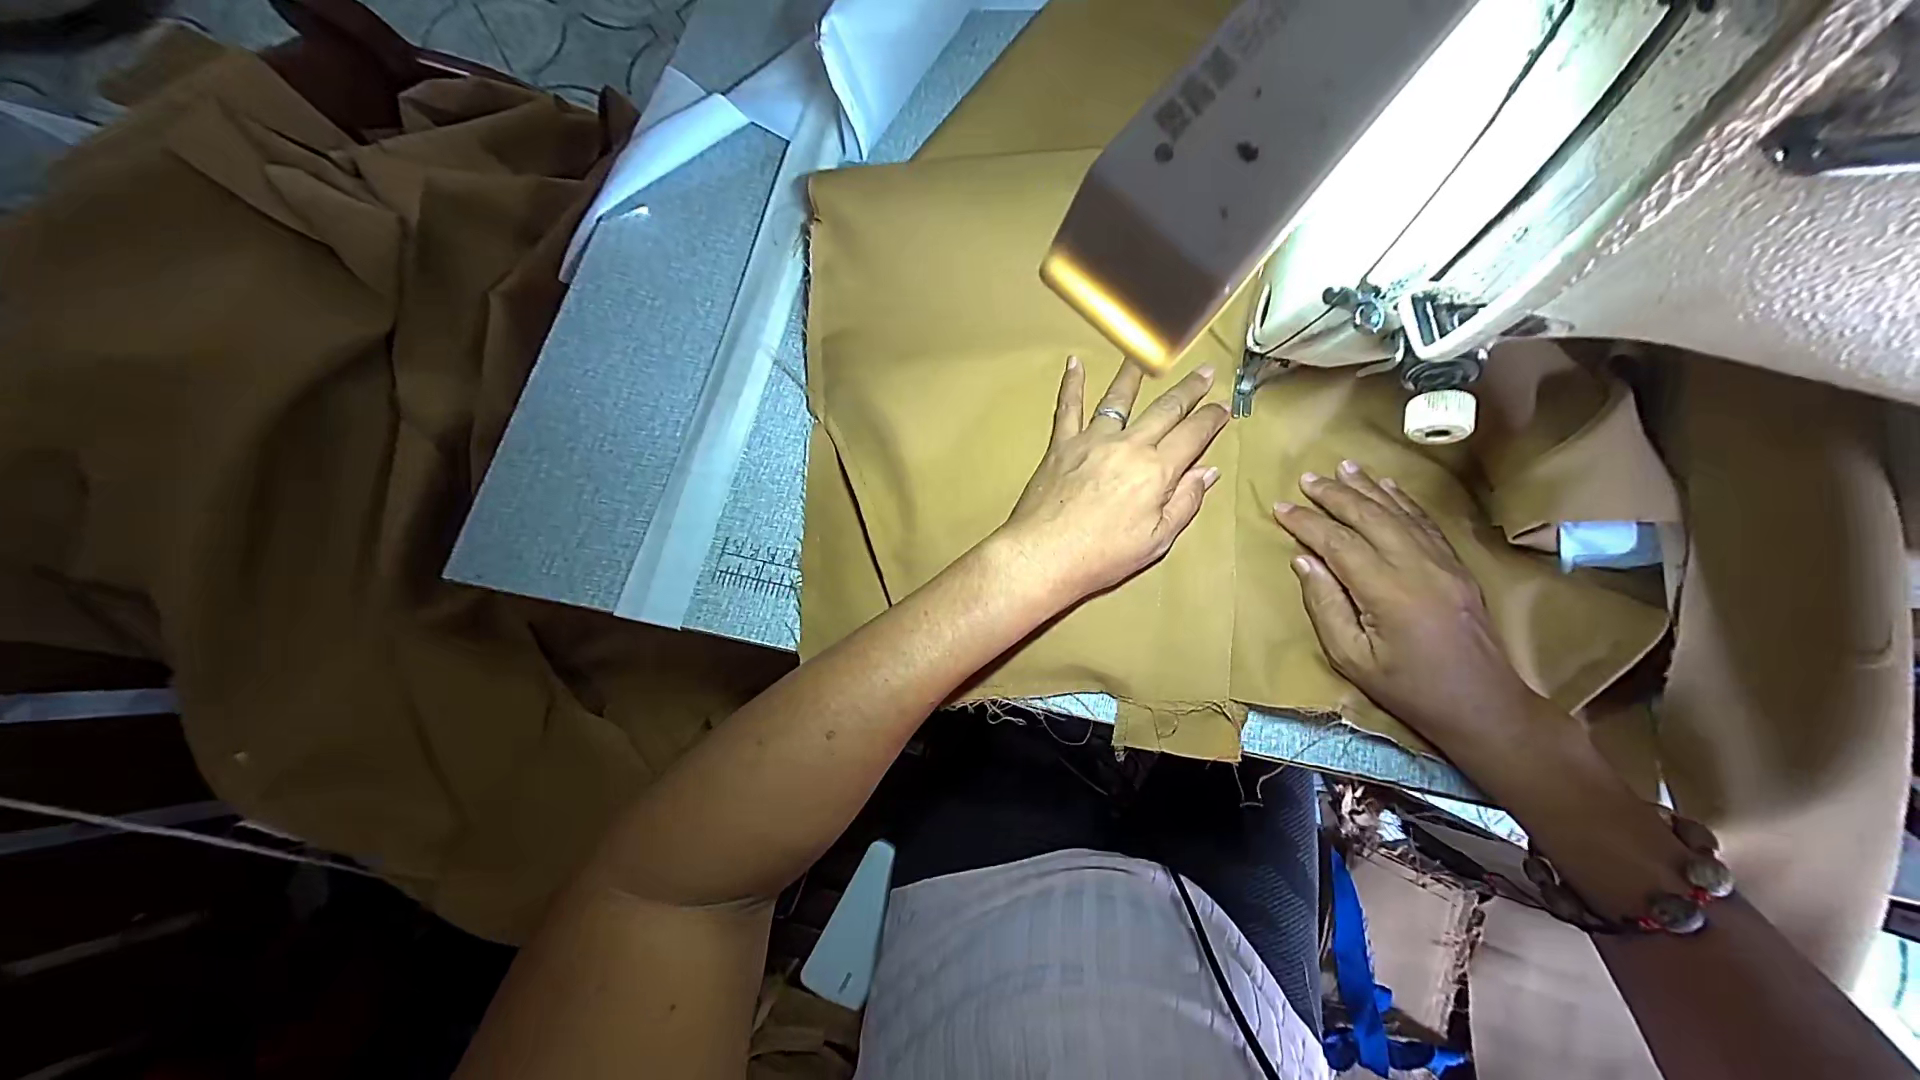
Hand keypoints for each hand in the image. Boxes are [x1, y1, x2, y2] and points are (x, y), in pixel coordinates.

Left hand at [994, 356, 1228, 604]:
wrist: (1043, 555)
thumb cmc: (1100, 556)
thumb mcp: (1157, 540)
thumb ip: (1184, 503)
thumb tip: (1206, 473)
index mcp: (1156, 470)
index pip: (1193, 434)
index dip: (1212, 418)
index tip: (1223, 407)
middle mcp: (1127, 446)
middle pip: (1165, 409)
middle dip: (1189, 389)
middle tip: (1205, 372)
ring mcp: (1091, 441)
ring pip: (1118, 399)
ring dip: (1135, 375)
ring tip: (1147, 356)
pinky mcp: (1061, 446)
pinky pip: (1068, 408)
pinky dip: (1071, 384)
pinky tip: (1074, 364)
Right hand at [1272, 460, 1538, 741]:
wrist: (1483, 704)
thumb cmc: (1408, 687)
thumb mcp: (1350, 657)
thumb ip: (1324, 605)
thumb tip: (1304, 561)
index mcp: (1388, 592)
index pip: (1339, 543)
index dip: (1307, 523)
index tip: (1280, 508)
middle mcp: (1418, 567)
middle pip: (1370, 517)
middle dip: (1335, 495)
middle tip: (1307, 478)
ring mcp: (1444, 563)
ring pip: (1400, 513)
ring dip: (1368, 488)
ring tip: (1343, 467)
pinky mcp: (1458, 566)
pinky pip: (1425, 523)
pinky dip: (1403, 500)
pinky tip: (1388, 487)